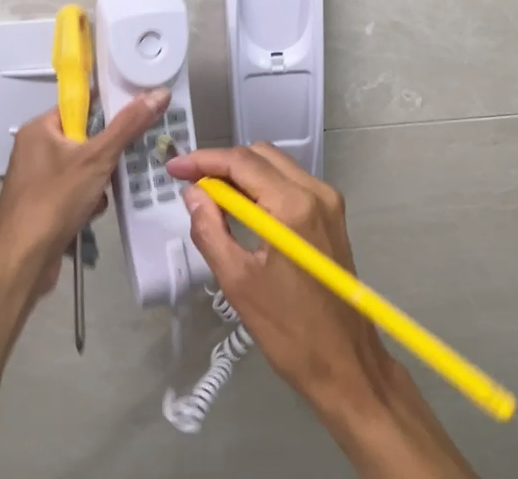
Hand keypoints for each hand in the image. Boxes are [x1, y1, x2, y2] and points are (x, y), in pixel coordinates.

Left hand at [0, 88, 168, 301]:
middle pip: (87, 135)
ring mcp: (39, 177)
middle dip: (110, 149)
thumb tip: (159, 92)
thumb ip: (129, 124)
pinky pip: (77, 187)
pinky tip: (94, 209)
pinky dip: (90, 196)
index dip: (112, 105)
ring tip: (108, 188)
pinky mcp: (44, 202)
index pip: (82, 104)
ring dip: (102, 177)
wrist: (22, 260)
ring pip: (86, 164)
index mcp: (40, 128)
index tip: (141, 110)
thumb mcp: (97, 157)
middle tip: (131, 154)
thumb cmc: (54, 200)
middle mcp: (36, 147)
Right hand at [164, 144, 394, 412]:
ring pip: (278, 165)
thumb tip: (193, 193)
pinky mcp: (333, 214)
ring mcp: (329, 201)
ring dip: (243, 174)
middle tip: (190, 185)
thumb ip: (210, 230)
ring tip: (210, 197)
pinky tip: (242, 208)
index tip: (173, 167)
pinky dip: (264, 186)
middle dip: (223, 164)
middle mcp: (317, 191)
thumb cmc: (288, 328)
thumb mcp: (237, 281)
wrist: (344, 361)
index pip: (242, 162)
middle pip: (261, 155)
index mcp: (294, 205)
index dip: (204, 160)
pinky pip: (292, 183)